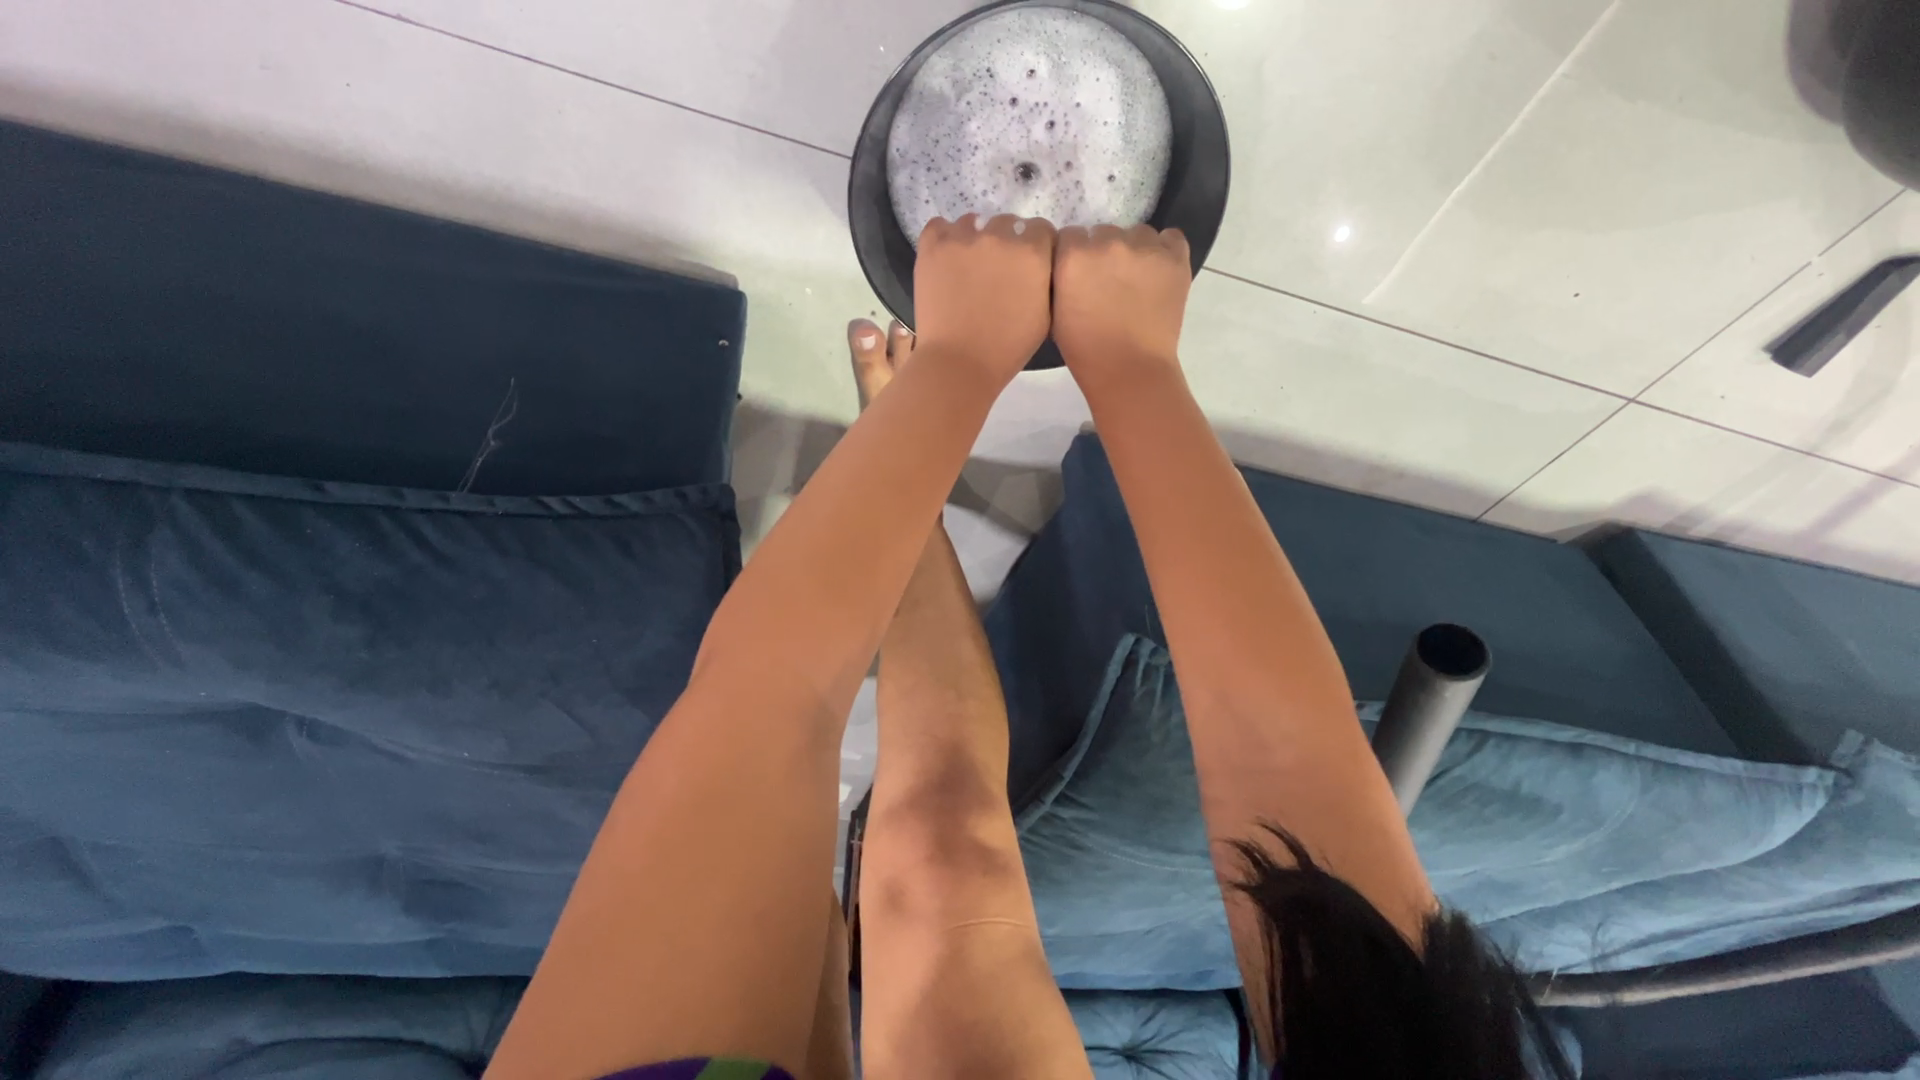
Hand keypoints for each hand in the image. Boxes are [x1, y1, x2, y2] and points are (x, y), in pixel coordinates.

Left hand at [912, 214, 1056, 381]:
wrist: (958, 362)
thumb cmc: (1008, 348)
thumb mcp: (1046, 315)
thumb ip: (1046, 279)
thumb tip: (1038, 263)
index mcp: (1032, 252)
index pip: (1039, 228)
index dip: (1035, 246)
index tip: (1028, 264)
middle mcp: (999, 236)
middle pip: (1007, 223)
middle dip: (1007, 242)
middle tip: (997, 271)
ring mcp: (963, 239)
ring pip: (973, 222)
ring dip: (975, 238)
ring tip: (969, 266)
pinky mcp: (933, 247)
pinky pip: (939, 226)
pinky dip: (944, 238)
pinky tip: (947, 257)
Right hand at [1052, 225, 1191, 384]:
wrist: (1130, 369)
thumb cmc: (1084, 349)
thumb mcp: (1054, 310)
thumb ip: (1060, 277)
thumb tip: (1069, 265)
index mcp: (1073, 254)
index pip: (1071, 235)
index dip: (1075, 255)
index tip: (1080, 276)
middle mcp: (1108, 241)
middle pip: (1103, 232)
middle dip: (1103, 253)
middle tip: (1108, 283)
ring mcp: (1144, 248)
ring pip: (1137, 234)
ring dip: (1134, 250)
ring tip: (1135, 281)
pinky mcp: (1174, 258)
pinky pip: (1170, 238)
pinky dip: (1165, 251)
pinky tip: (1158, 272)